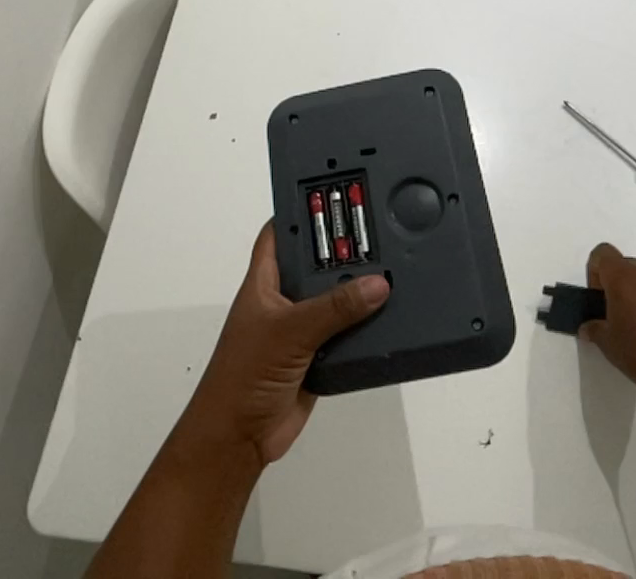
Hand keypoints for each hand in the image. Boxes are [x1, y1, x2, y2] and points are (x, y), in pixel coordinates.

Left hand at [178, 222, 389, 465]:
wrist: (238, 438)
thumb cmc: (245, 375)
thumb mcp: (289, 332)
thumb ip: (334, 308)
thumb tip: (378, 284)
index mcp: (264, 283)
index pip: (278, 234)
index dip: (300, 212)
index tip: (333, 196)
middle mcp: (283, 300)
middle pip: (315, 265)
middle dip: (343, 252)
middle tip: (381, 231)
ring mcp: (300, 330)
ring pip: (335, 300)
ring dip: (359, 292)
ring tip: (396, 268)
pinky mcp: (318, 357)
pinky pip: (346, 333)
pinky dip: (366, 327)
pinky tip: (392, 315)